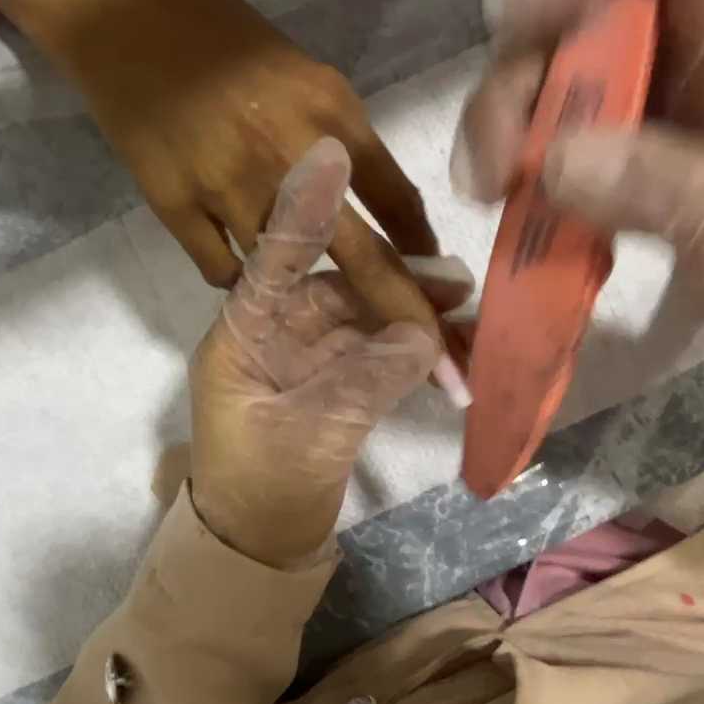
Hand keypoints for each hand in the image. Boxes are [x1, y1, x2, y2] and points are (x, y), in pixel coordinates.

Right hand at [0, 0, 447, 340]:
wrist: (125, 16)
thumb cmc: (225, 37)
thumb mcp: (308, 78)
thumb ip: (347, 144)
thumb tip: (385, 210)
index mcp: (330, 113)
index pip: (398, 200)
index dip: (424, 254)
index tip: (441, 291)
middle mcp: (288, 155)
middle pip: (360, 253)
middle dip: (402, 309)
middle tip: (433, 355)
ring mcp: (227, 186)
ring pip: (286, 271)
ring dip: (307, 296)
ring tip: (314, 316)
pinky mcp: (174, 207)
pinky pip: (221, 270)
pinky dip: (238, 278)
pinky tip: (243, 272)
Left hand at [188, 138, 452, 567]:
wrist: (256, 548)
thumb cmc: (261, 493)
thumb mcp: (310, 439)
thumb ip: (364, 383)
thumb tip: (422, 338)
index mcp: (240, 337)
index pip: (273, 262)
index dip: (303, 210)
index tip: (332, 156)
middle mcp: (269, 332)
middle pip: (332, 287)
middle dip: (391, 282)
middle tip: (451, 276)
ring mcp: (301, 354)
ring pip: (359, 316)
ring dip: (408, 314)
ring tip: (463, 306)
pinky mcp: (327, 377)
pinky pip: (371, 350)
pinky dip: (406, 347)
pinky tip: (448, 344)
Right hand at [454, 0, 703, 363]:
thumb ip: (668, 192)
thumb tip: (555, 161)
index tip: (530, 5)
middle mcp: (680, 53)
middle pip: (577, 17)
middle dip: (516, 79)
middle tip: (491, 165)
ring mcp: (639, 98)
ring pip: (543, 73)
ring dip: (498, 125)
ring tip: (485, 192)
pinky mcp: (610, 146)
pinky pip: (539, 131)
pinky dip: (506, 164)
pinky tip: (501, 207)